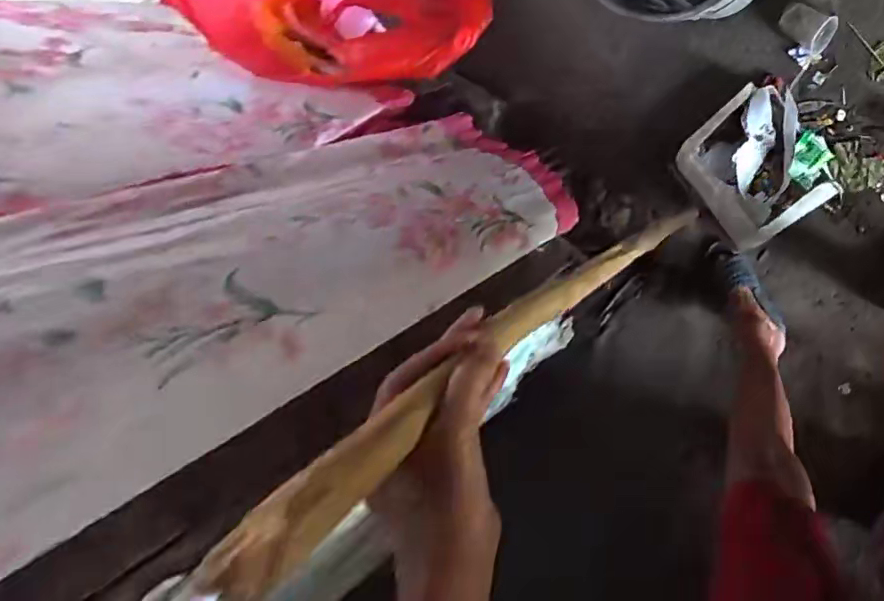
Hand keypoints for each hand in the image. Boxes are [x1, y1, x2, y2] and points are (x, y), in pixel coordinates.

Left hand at [367, 308, 507, 600]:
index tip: (475, 327)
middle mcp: (396, 441)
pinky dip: (479, 389)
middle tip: (485, 318)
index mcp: (383, 439)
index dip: (439, 349)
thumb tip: (483, 342)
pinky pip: (459, 412)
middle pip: (423, 384)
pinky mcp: (445, 460)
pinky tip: (500, 372)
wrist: (455, 565)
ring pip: (444, 396)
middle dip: (454, 350)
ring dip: (470, 367)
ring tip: (497, 340)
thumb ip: (464, 391)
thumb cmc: (446, 507)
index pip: (405, 379)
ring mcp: (421, 452)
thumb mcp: (454, 444)